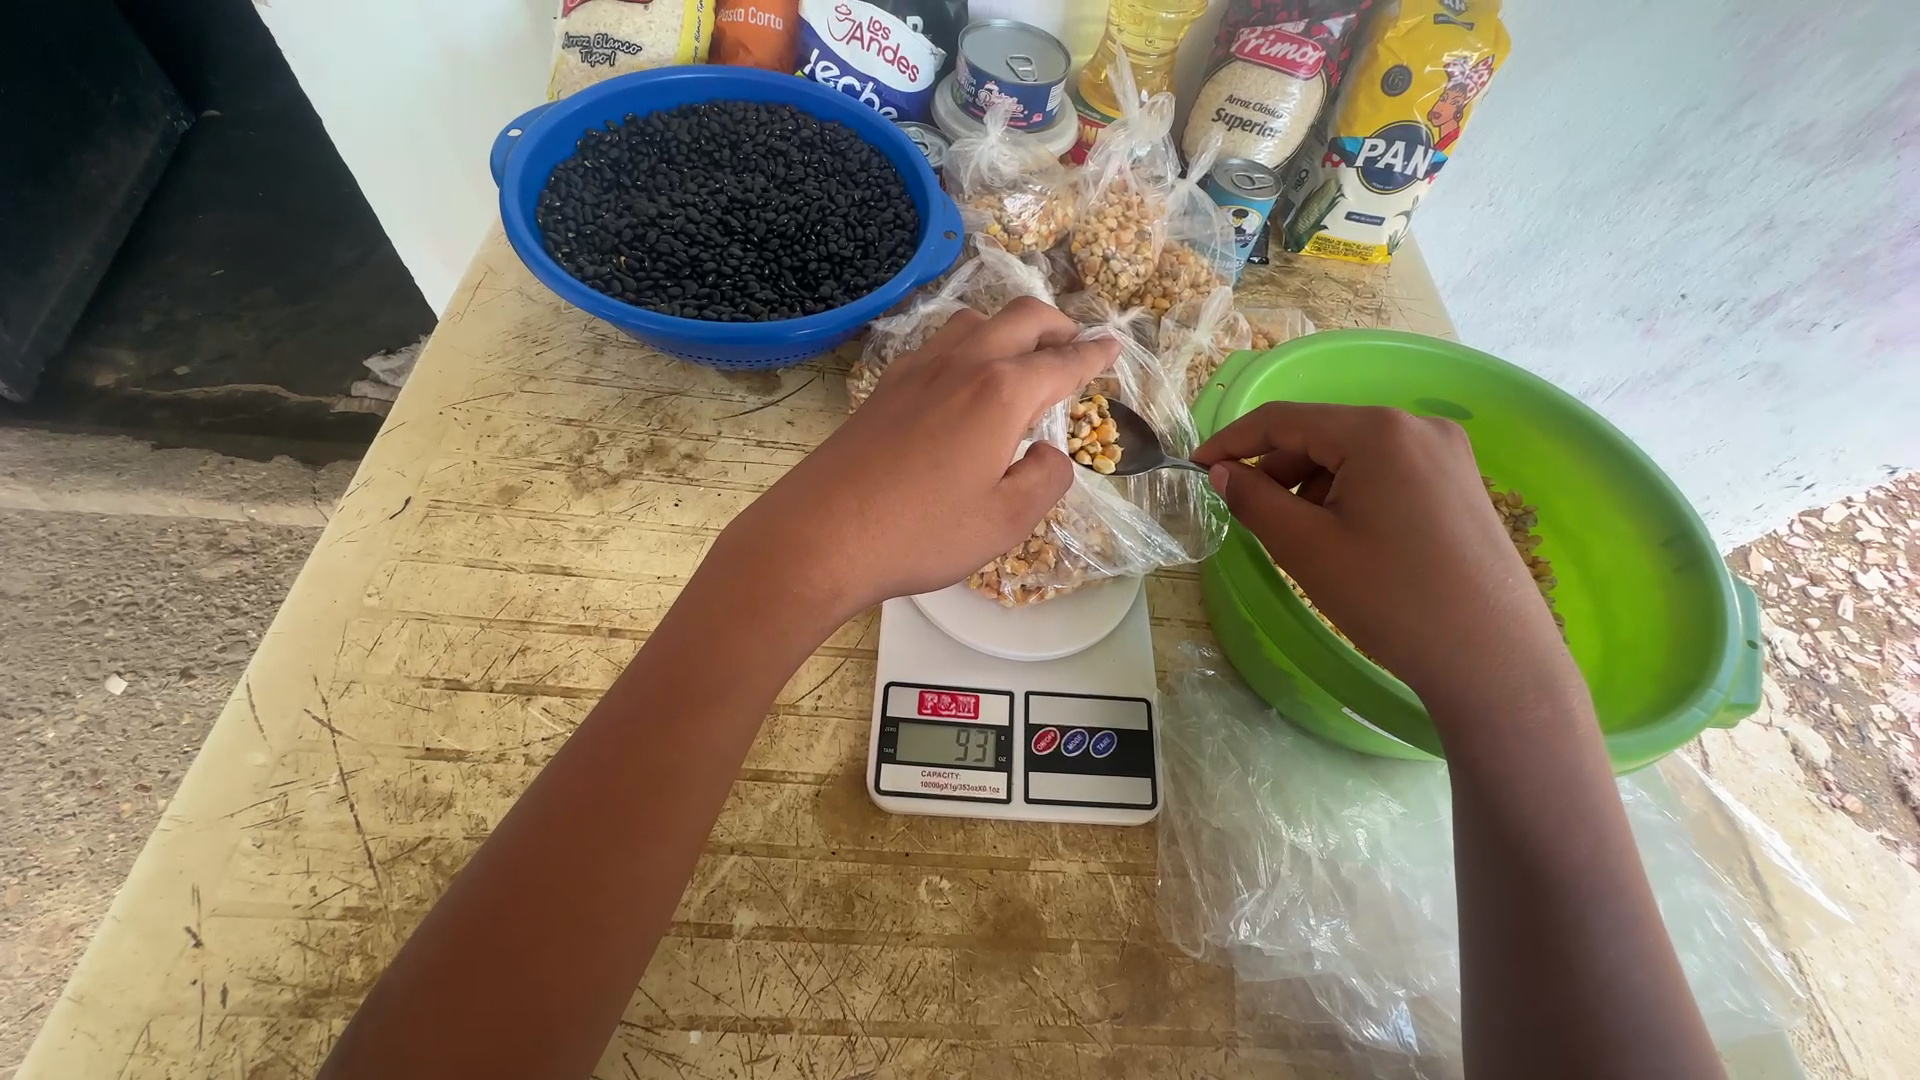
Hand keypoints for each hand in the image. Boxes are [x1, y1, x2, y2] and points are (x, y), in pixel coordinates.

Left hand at [718, 297, 1119, 620]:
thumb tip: (1050, 453)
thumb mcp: (1006, 522)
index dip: (1095, 354)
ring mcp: (916, 370)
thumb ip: (1046, 479)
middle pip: (1020, 317)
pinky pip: (938, 345)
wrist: (820, 536)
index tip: (1114, 345)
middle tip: (1074, 343)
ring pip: (973, 321)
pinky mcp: (884, 388)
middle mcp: (961, 365)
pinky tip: (961, 380)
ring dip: (1007, 328)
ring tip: (1019, 359)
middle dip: (1057, 324)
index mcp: (1001, 393)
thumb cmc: (921, 533)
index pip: (1063, 361)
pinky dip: (968, 346)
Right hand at [1191, 403, 1576, 708]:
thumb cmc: (1388, 597)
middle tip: (1245, 512)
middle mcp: (1416, 427)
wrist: (1491, 657)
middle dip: (1274, 468)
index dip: (1231, 441)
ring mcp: (1445, 454)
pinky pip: (1384, 472)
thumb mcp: (1304, 547)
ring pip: (1352, 455)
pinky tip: (1339, 536)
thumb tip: (1221, 472)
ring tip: (1294, 534)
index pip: (1283, 419)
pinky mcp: (1458, 484)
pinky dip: (1347, 494)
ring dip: (1309, 484)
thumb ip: (1253, 499)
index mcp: (1377, 431)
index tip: (1195, 468)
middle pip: (1321, 433)